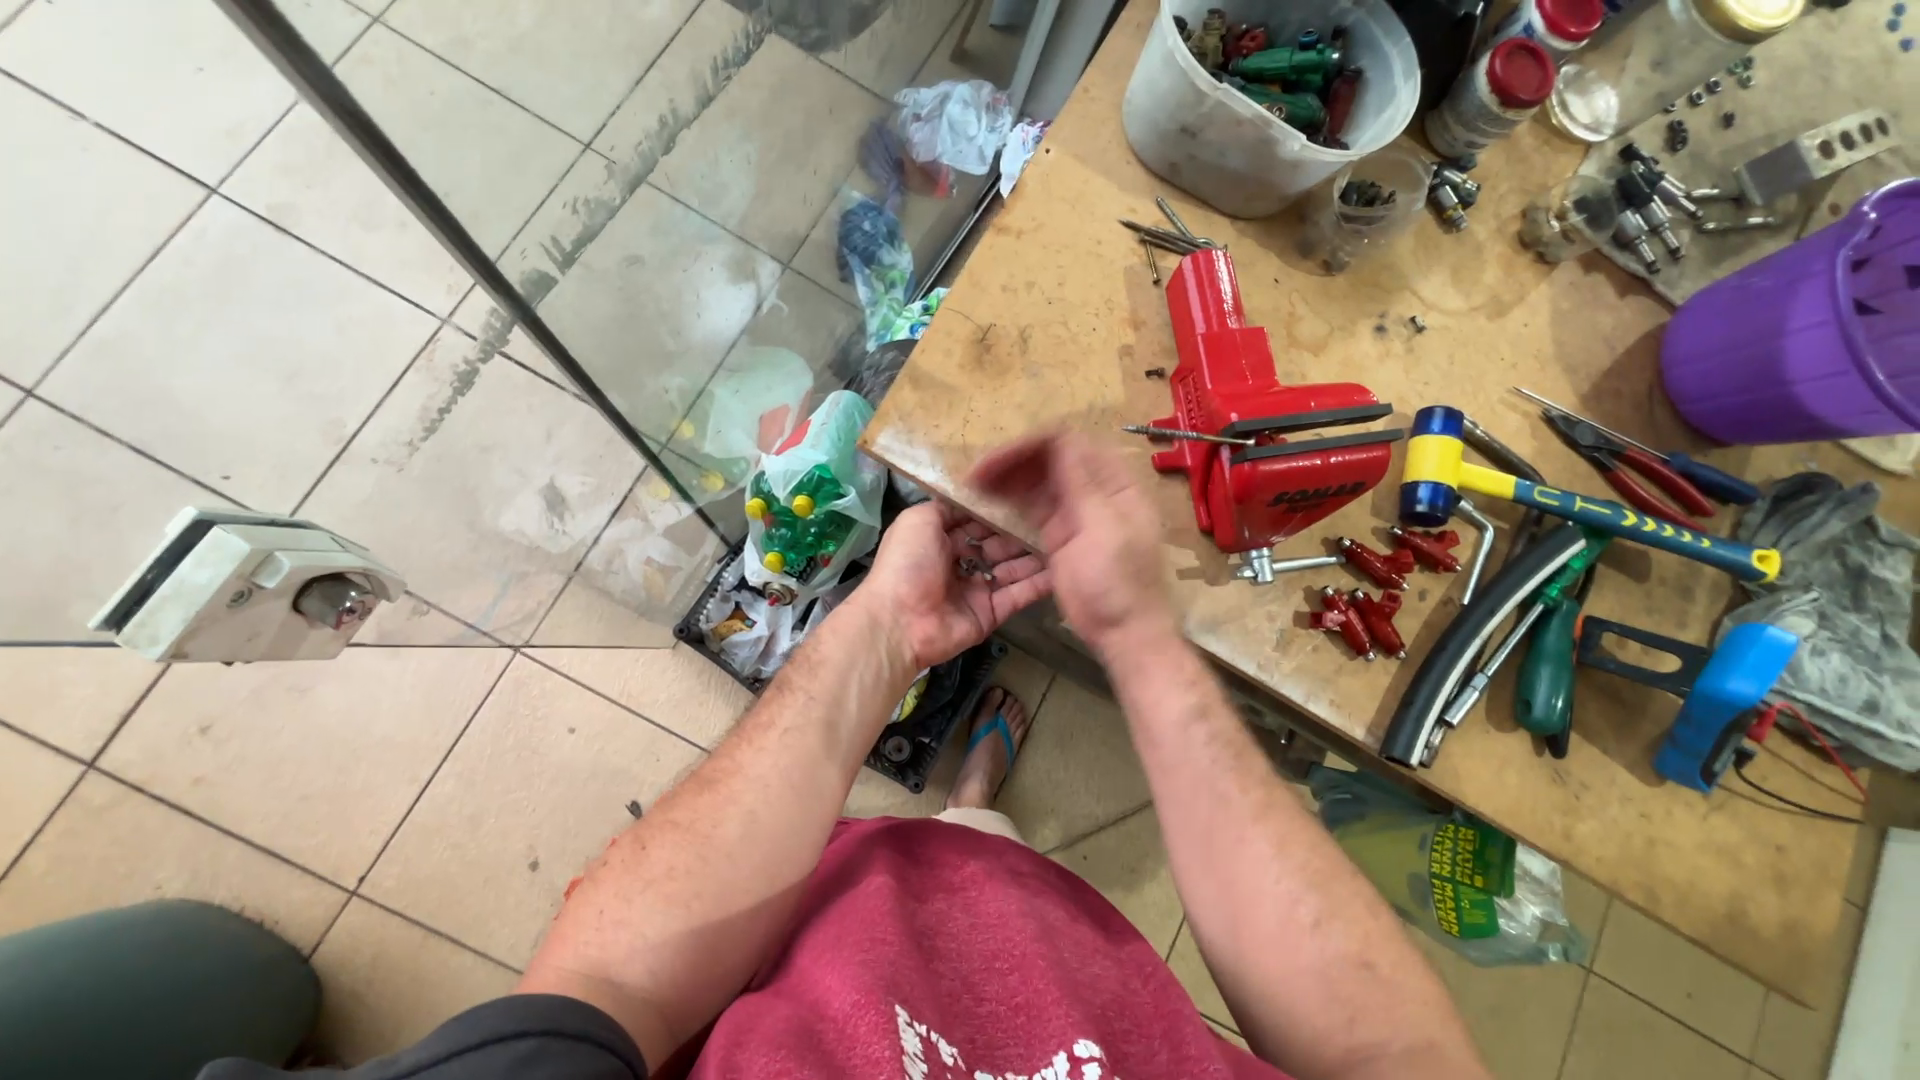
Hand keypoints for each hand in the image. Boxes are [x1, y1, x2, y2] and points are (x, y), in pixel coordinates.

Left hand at [851, 501, 1050, 671]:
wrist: (900, 621)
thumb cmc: (907, 563)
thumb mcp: (918, 520)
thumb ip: (945, 506)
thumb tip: (969, 496)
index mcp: (938, 541)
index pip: (974, 522)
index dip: (996, 510)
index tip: (1026, 494)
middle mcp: (958, 564)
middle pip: (996, 545)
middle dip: (1019, 532)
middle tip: (1052, 515)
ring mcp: (976, 590)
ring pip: (1011, 569)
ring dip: (1034, 555)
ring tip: (1064, 537)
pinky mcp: (990, 613)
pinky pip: (1018, 596)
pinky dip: (1039, 584)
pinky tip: (1061, 568)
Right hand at [969, 432, 1176, 653]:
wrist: (1123, 633)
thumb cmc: (1119, 583)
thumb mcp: (1104, 528)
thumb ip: (1081, 483)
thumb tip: (1061, 438)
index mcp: (1115, 483)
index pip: (1072, 445)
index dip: (1033, 445)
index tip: (998, 457)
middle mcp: (1094, 491)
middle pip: (1050, 460)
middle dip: (1014, 460)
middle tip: (976, 471)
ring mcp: (1075, 513)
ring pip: (1037, 482)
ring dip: (1007, 478)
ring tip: (973, 482)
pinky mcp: (1057, 535)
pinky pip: (1031, 508)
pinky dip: (1010, 501)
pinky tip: (985, 501)